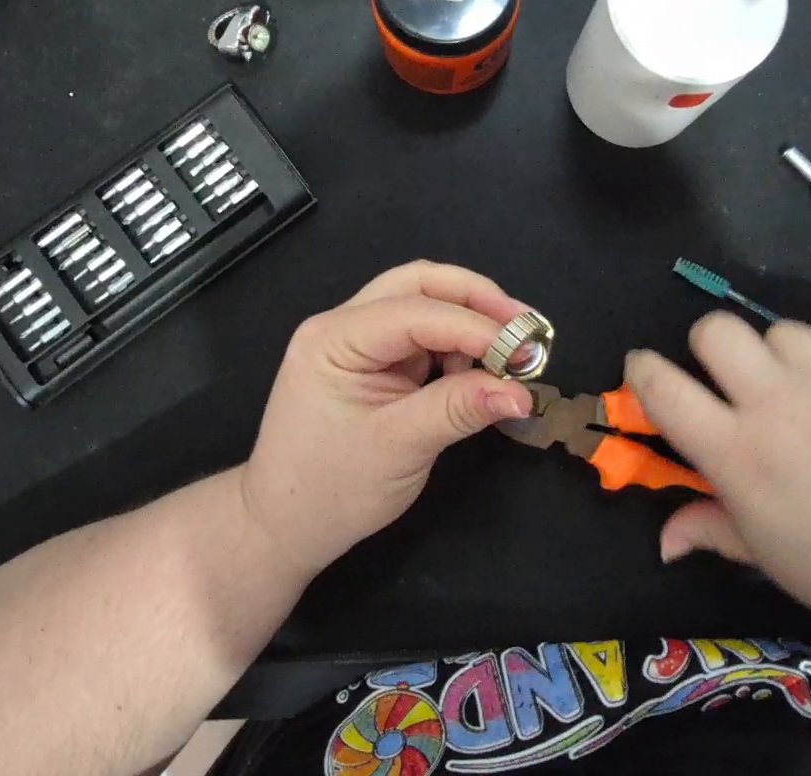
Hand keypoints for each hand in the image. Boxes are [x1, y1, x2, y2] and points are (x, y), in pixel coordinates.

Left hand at [239, 261, 535, 576]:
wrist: (285, 525)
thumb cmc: (333, 490)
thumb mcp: (400, 448)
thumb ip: (460, 410)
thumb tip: (523, 393)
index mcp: (334, 338)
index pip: (414, 312)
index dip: (473, 326)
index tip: (524, 351)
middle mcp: (342, 325)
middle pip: (417, 286)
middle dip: (474, 299)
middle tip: (525, 328)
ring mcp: (357, 341)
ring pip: (421, 303)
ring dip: (469, 318)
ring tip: (510, 352)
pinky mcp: (373, 362)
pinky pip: (421, 335)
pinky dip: (456, 343)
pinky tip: (482, 365)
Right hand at [626, 313, 810, 664]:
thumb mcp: (768, 557)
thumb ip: (709, 528)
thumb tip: (663, 539)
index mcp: (737, 453)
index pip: (661, 386)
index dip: (642, 370)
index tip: (645, 374)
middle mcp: (777, 404)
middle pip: (715, 328)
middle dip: (708, 346)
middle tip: (728, 379)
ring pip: (780, 330)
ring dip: (777, 356)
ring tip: (799, 391)